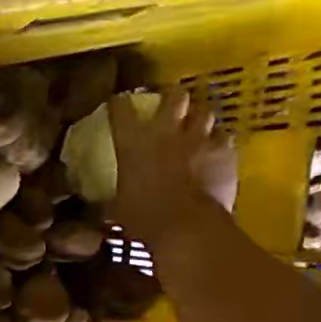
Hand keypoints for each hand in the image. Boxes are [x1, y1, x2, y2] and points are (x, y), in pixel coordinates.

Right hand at [106, 88, 236, 244]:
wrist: (187, 226)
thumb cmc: (143, 216)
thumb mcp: (115, 207)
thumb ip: (108, 199)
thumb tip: (95, 207)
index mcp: (133, 142)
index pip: (121, 109)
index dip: (119, 103)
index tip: (117, 102)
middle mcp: (166, 132)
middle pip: (174, 96)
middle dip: (172, 95)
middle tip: (169, 101)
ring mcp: (199, 139)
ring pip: (204, 111)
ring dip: (198, 116)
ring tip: (196, 122)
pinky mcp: (225, 151)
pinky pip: (224, 137)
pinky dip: (218, 140)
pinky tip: (216, 149)